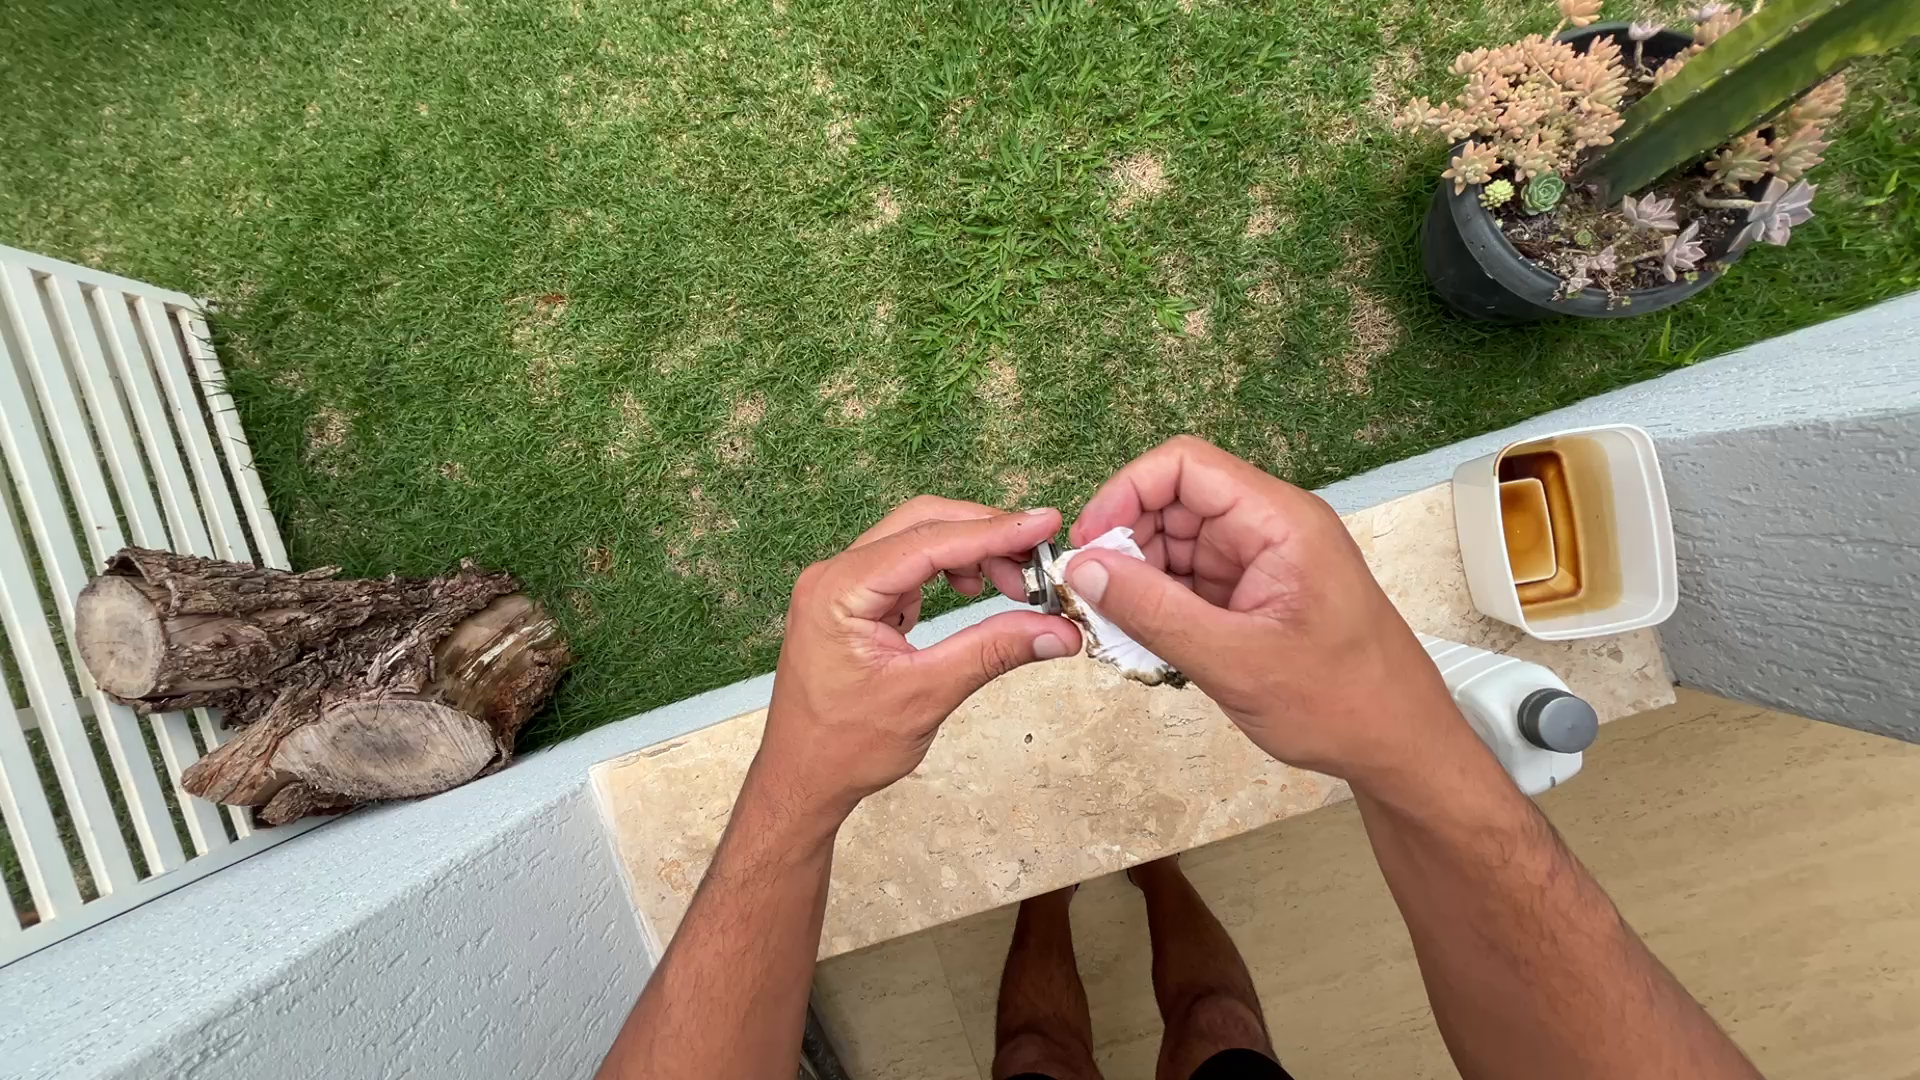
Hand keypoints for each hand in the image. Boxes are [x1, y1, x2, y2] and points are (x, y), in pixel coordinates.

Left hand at [752, 497, 1083, 826]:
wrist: (802, 779)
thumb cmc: (843, 747)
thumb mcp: (926, 696)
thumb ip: (992, 652)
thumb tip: (1057, 629)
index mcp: (839, 590)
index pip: (927, 542)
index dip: (992, 531)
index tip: (1045, 524)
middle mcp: (836, 575)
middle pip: (923, 525)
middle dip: (985, 534)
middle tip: (1039, 553)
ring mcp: (845, 585)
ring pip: (919, 541)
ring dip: (972, 551)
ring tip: (1017, 583)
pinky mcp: (858, 600)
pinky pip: (911, 566)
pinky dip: (951, 569)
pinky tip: (977, 589)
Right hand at [1066, 436, 1475, 788]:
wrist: (1399, 749)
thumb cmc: (1340, 704)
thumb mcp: (1235, 661)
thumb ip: (1152, 612)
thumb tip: (1082, 569)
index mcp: (1278, 521)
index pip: (1184, 466)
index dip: (1125, 492)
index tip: (1088, 545)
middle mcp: (1265, 528)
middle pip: (1171, 504)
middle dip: (1123, 544)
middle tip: (1093, 598)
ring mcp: (1255, 560)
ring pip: (1171, 544)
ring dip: (1135, 580)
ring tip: (1116, 628)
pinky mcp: (1246, 592)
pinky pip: (1183, 579)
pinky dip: (1154, 604)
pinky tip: (1143, 639)